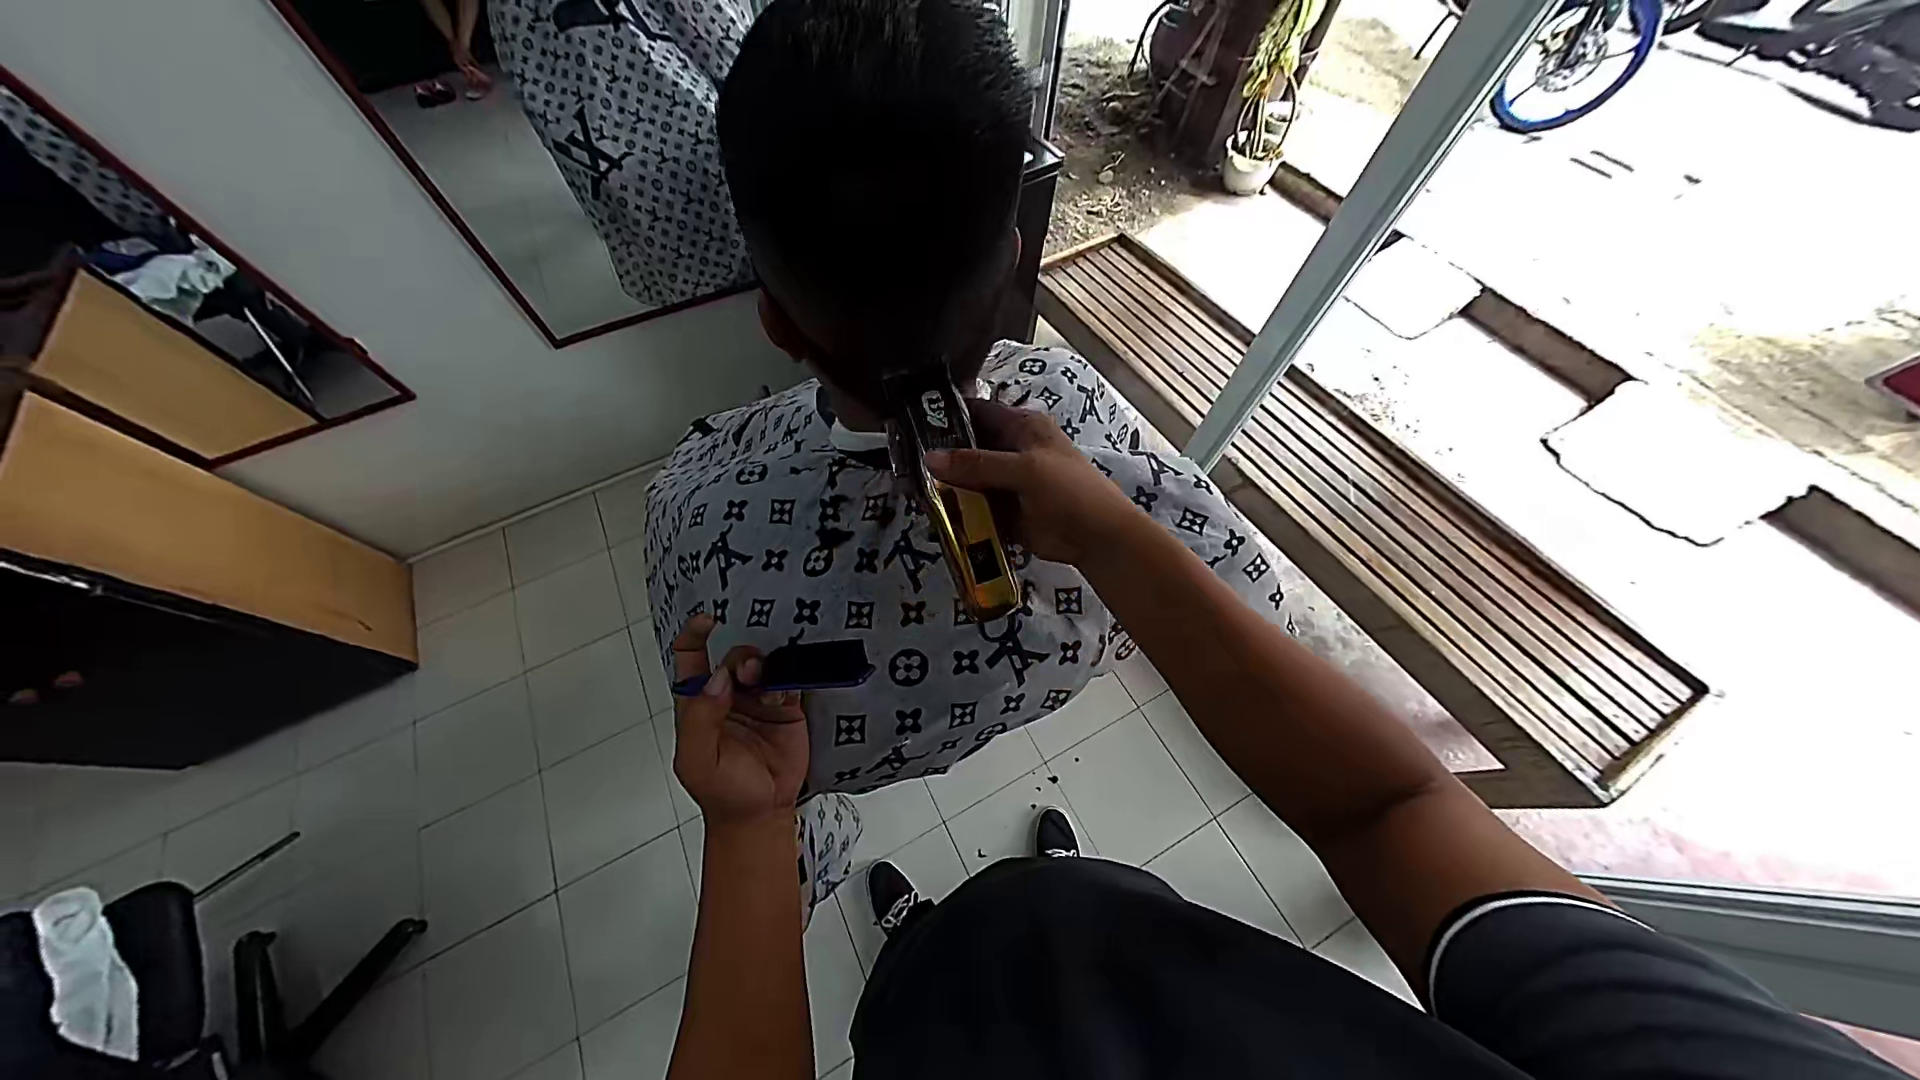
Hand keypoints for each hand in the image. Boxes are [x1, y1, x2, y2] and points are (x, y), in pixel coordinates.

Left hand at [670, 615, 809, 825]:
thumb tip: (717, 679)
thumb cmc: (722, 791)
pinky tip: (782, 694)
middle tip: (749, 671)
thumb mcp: (696, 759)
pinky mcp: (787, 707)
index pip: (691, 658)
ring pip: (762, 664)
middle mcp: (729, 696)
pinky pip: (789, 680)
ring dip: (763, 665)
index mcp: (699, 704)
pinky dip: (787, 679)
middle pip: (732, 658)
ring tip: (763, 681)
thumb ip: (700, 718)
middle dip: (739, 657)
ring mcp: (759, 700)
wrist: (761, 814)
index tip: (708, 619)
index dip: (696, 635)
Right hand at [927, 399, 1139, 565]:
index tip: (911, 424)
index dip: (947, 415)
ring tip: (909, 490)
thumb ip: (977, 464)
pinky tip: (930, 513)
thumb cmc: (1069, 491)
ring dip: (943, 486)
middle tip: (903, 464)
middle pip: (966, 448)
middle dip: (938, 456)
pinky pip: (972, 506)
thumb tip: (929, 457)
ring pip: (965, 479)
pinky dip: (954, 510)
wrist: (1096, 538)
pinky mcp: (1001, 511)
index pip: (977, 412)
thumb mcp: (1025, 470)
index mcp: (1021, 427)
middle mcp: (1010, 450)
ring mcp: (1004, 482)